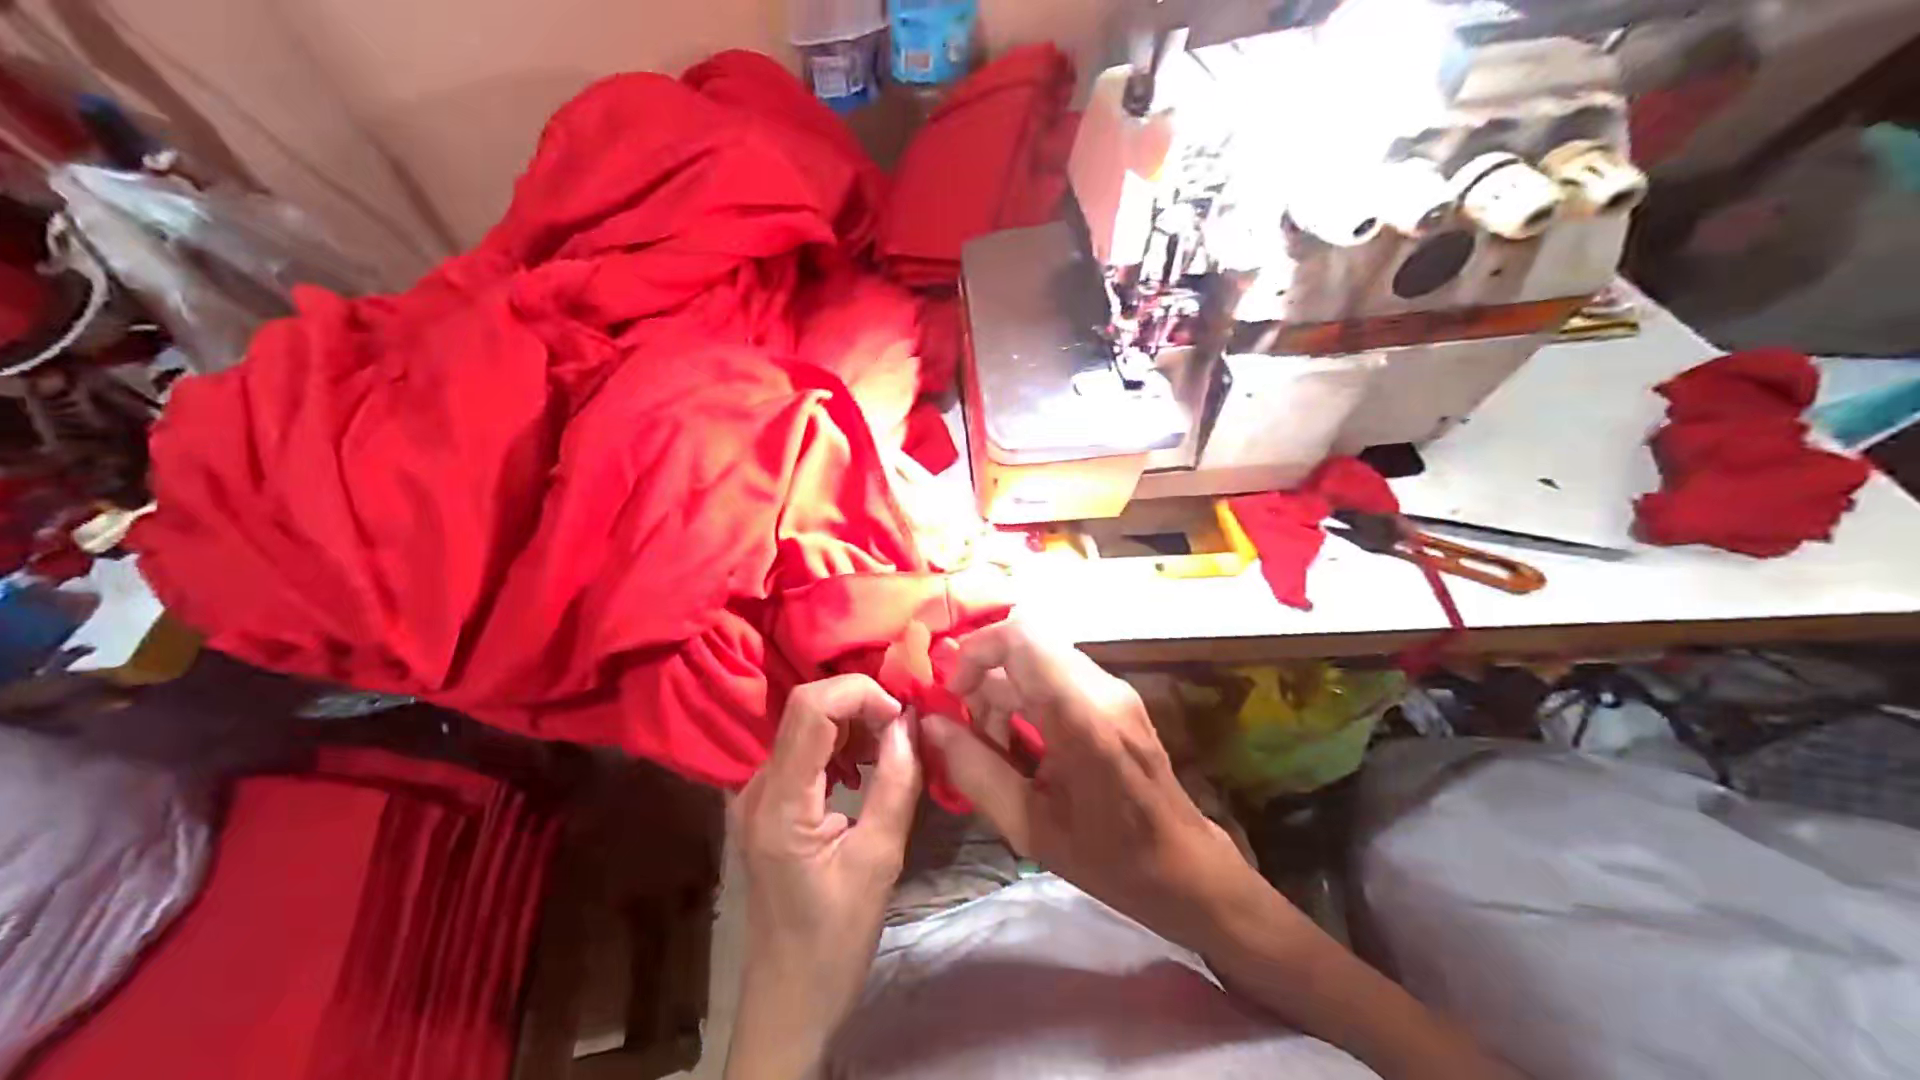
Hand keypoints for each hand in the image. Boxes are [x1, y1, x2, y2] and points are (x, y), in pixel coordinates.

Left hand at [725, 675, 921, 1079]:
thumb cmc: (835, 941)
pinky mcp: (766, 804)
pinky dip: (840, 745)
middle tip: (905, 731)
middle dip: (861, 705)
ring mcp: (755, 795)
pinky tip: (867, 767)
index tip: (903, 717)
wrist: (788, 998)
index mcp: (778, 802)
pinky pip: (804, 751)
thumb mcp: (878, 861)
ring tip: (893, 749)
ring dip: (853, 724)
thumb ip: (896, 784)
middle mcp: (756, 787)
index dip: (860, 694)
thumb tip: (910, 723)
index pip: (811, 708)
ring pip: (806, 726)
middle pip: (806, 710)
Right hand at [921, 620, 1271, 955]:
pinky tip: (1020, 742)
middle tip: (967, 727)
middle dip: (985, 675)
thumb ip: (973, 768)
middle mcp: (1101, 688)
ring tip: (991, 742)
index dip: (975, 651)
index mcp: (1081, 715)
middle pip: (1027, 643)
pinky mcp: (1117, 700)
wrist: (1185, 868)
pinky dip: (1028, 696)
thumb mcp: (1029, 824)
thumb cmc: (1108, 857)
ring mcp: (1114, 690)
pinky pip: (1059, 677)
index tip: (953, 694)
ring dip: (1005, 688)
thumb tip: (930, 723)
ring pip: (1041, 658)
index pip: (1020, 635)